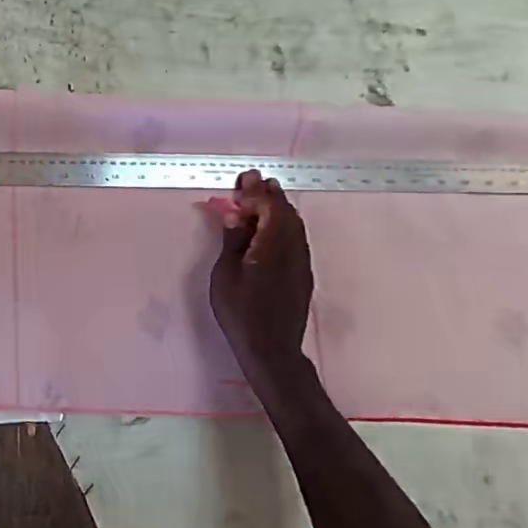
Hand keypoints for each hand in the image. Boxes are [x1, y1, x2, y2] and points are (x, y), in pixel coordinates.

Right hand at [203, 170, 313, 373]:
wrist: (271, 349)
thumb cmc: (241, 312)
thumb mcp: (226, 275)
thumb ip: (233, 241)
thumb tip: (236, 214)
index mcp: (272, 247)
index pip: (269, 208)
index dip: (256, 192)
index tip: (243, 178)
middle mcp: (293, 250)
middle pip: (285, 213)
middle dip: (269, 194)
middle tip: (251, 180)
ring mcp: (301, 262)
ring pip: (293, 225)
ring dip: (277, 207)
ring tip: (262, 195)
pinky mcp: (301, 273)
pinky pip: (295, 238)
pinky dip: (282, 223)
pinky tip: (269, 225)